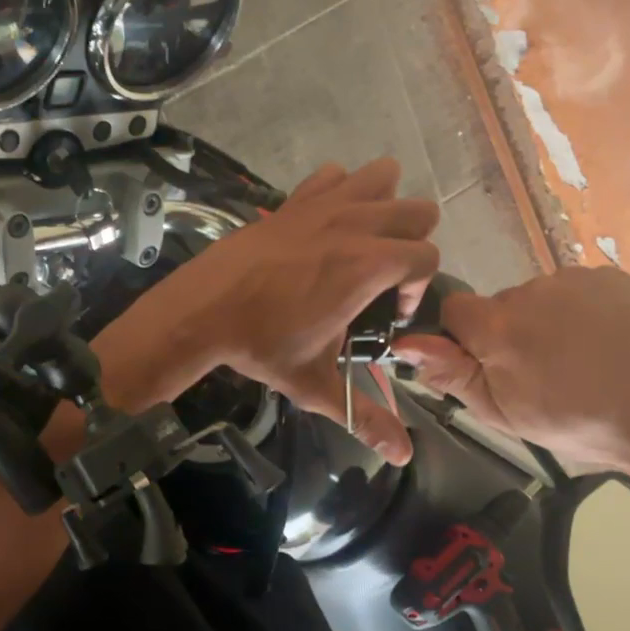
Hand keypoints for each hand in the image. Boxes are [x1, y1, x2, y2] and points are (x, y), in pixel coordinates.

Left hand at [103, 159, 439, 464]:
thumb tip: (403, 455)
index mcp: (369, 265)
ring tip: (362, 243)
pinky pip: (331, 176)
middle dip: (412, 242)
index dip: (415, 288)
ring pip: (382, 177)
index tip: (386, 315)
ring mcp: (322, 206)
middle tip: (381, 277)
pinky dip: (340, 191)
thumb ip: (363, 416)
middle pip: (417, 211)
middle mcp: (354, 225)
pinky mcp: (292, 201)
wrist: (201, 311)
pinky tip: (324, 224)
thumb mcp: (315, 383)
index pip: (428, 257)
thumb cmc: (261, 345)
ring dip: (384, 206)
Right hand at [391, 266, 629, 474]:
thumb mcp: (506, 413)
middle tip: (543, 375)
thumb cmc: (584, 424)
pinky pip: (582, 292)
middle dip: (510, 334)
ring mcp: (580, 279)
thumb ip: (452, 374)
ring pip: (542, 298)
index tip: (489, 366)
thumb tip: (404, 342)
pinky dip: (587, 314)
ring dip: (549, 323)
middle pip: (501, 306)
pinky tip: (612, 346)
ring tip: (583, 362)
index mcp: (500, 325)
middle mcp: (534, 289)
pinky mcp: (619, 277)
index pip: (455, 310)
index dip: (464, 339)